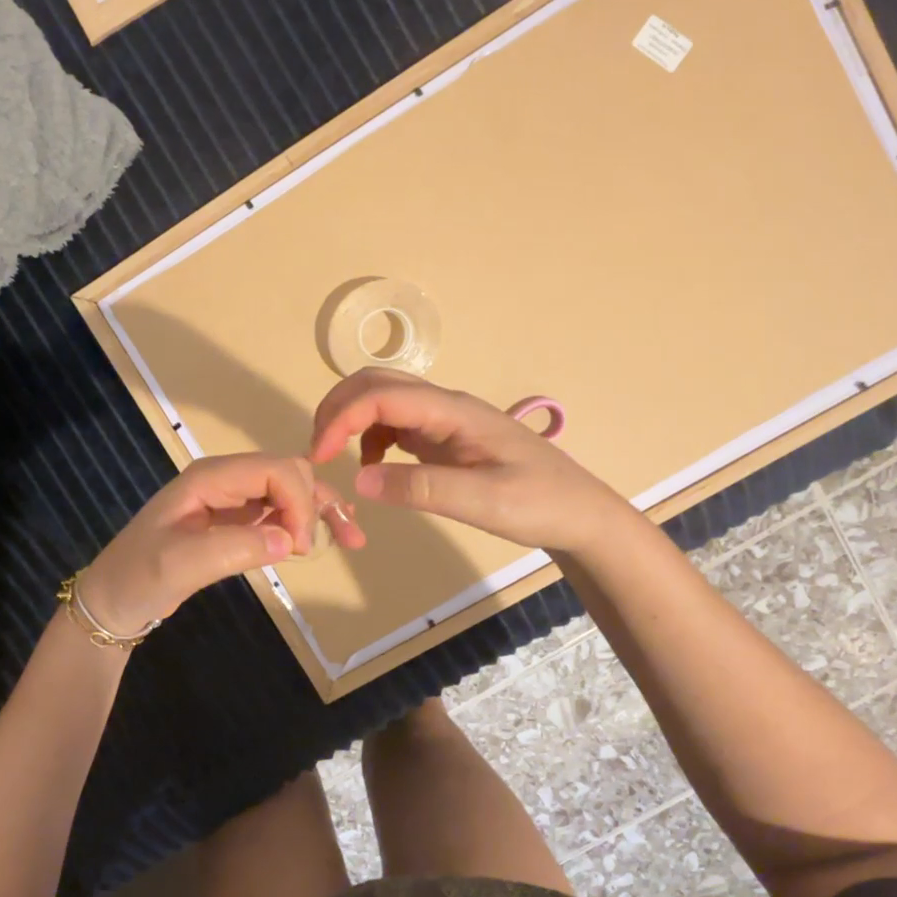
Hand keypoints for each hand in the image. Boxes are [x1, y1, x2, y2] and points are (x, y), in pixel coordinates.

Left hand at [76, 454, 365, 634]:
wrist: (114, 600)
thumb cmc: (139, 577)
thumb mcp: (180, 564)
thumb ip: (235, 548)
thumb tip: (291, 540)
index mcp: (209, 477)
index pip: (274, 470)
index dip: (298, 502)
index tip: (301, 547)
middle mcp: (224, 480)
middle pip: (287, 473)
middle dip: (313, 502)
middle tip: (325, 547)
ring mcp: (230, 500)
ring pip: (287, 491)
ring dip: (318, 510)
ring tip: (352, 537)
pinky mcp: (234, 522)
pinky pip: (277, 513)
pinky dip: (302, 523)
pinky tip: (323, 540)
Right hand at [308, 367, 632, 552]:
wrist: (579, 514)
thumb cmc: (540, 504)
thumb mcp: (484, 502)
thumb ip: (423, 489)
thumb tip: (358, 479)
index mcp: (454, 412)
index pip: (383, 396)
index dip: (343, 418)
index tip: (321, 457)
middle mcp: (444, 407)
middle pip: (376, 383)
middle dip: (337, 408)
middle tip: (317, 451)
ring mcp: (443, 421)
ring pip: (382, 399)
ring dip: (349, 419)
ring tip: (334, 459)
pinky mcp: (442, 439)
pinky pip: (394, 423)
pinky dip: (368, 437)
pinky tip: (372, 467)